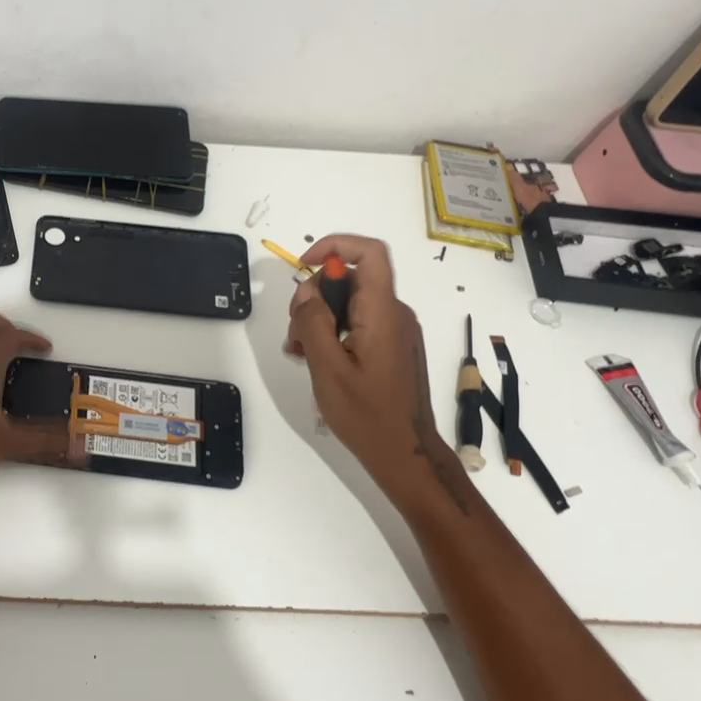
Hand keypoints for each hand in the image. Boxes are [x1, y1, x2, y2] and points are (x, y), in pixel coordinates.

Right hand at [284, 235, 474, 517]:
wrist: (405, 454)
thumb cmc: (367, 414)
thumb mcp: (327, 368)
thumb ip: (313, 322)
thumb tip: (307, 291)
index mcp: (383, 313)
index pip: (370, 253)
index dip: (336, 246)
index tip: (304, 266)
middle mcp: (395, 314)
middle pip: (353, 279)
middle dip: (316, 296)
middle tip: (296, 334)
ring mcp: (397, 331)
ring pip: (352, 303)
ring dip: (321, 318)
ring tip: (302, 354)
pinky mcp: (394, 347)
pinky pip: (361, 323)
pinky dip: (335, 332)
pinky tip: (318, 361)